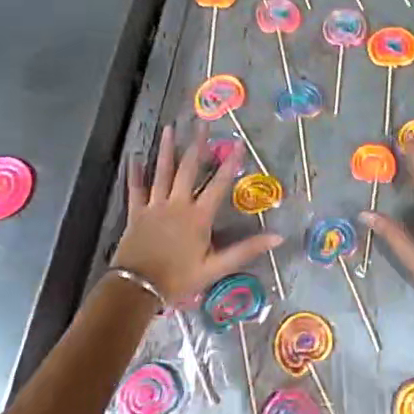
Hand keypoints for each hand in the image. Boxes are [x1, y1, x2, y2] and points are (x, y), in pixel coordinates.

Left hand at [114, 126, 280, 305]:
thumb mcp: (217, 266)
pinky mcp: (136, 214)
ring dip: (166, 149)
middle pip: (188, 169)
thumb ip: (246, 249)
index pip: (219, 184)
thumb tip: (279, 237)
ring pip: (161, 172)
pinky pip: (136, 189)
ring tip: (169, 129)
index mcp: (198, 216)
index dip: (230, 163)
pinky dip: (135, 173)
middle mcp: (177, 205)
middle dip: (196, 145)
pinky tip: (134, 157)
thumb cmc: (179, 278)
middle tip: (201, 123)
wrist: (136, 289)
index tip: (239, 143)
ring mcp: (154, 207)